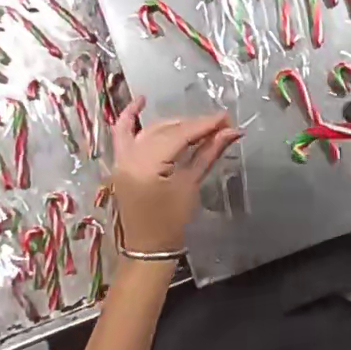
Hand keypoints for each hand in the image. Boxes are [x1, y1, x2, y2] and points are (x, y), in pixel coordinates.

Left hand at [109, 96, 239, 254]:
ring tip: (198, 124)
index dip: (204, 125)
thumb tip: (230, 132)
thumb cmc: (171, 222)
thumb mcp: (190, 186)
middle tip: (219, 124)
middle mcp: (129, 157)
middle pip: (165, 130)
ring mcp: (121, 159)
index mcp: (146, 165)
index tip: (226, 119)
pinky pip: (123, 134)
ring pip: (149, 130)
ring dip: (173, 124)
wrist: (148, 248)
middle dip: (192, 125)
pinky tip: (140, 101)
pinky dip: (130, 117)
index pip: (179, 135)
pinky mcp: (120, 163)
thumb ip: (207, 154)